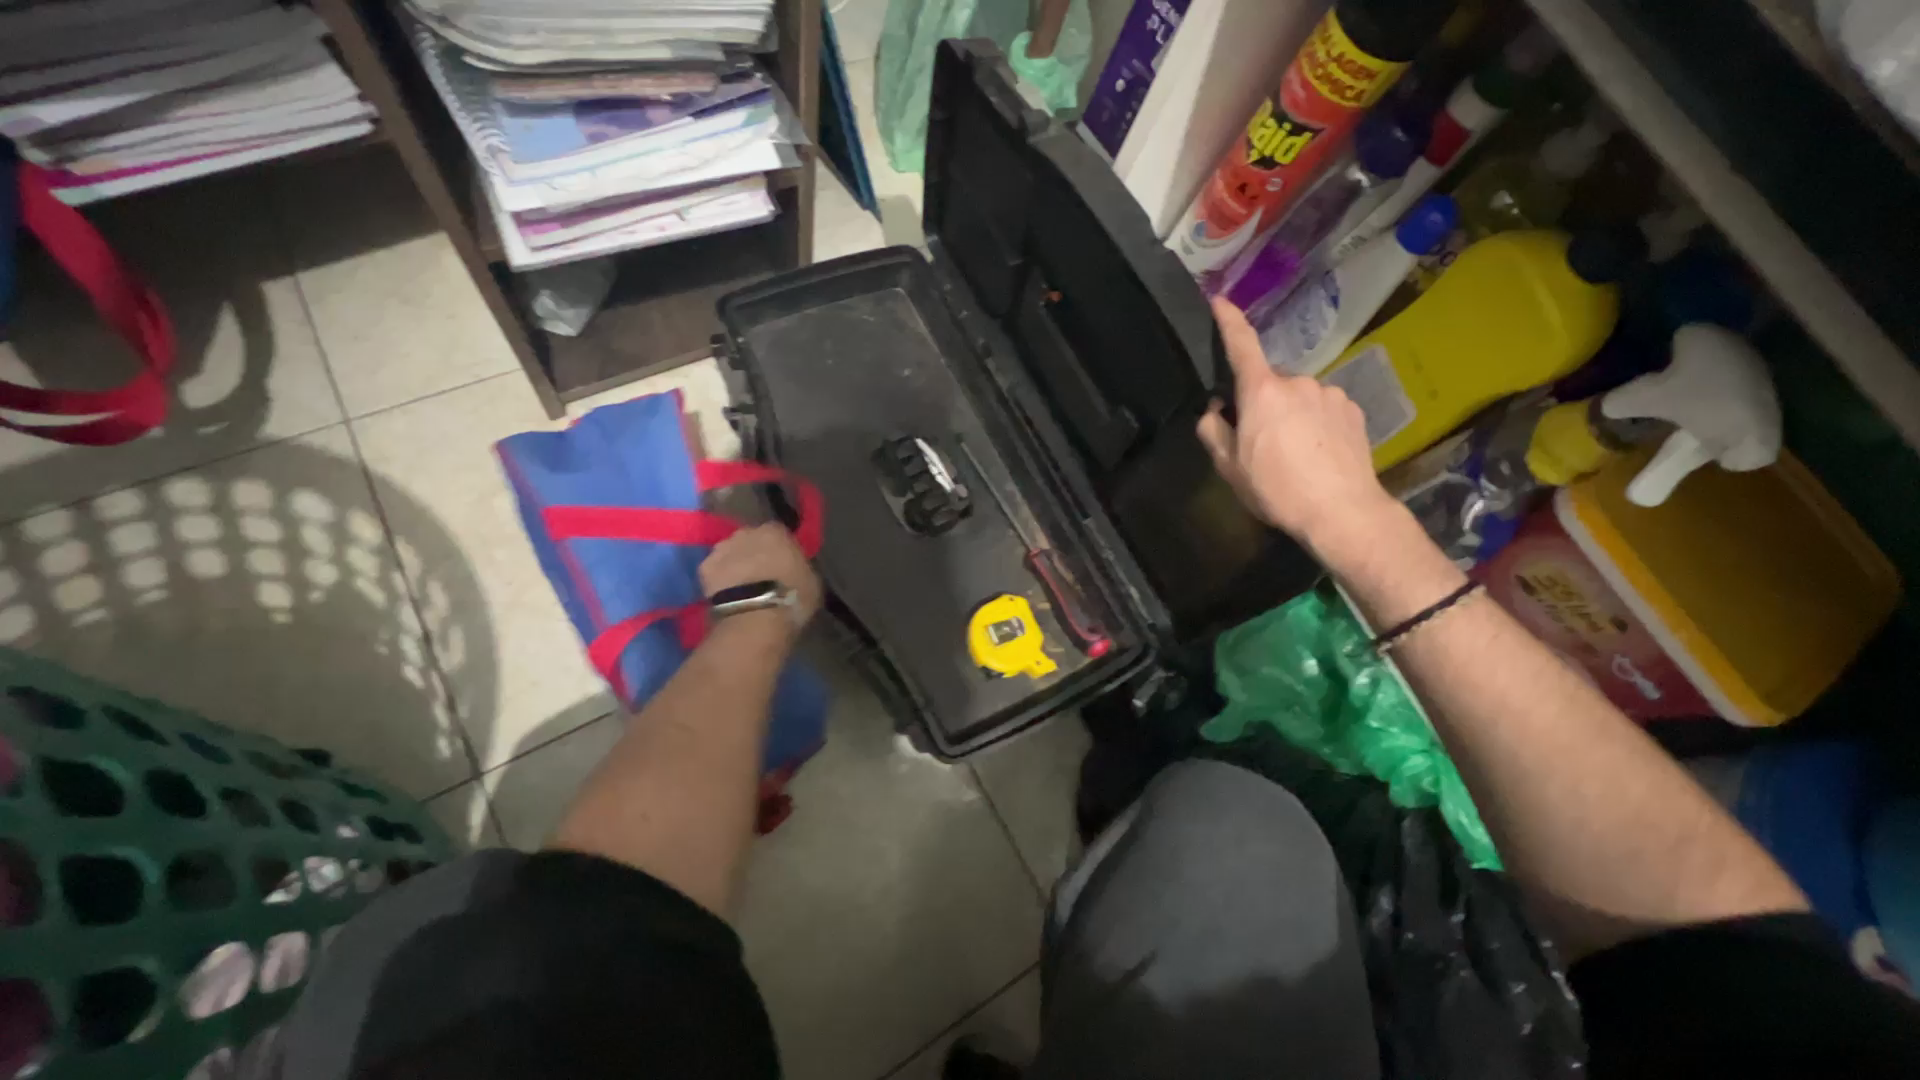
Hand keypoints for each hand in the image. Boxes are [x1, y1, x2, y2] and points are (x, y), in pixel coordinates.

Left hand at [699, 523, 822, 627]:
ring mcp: (722, 548)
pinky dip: (719, 579)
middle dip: (755, 554)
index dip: (780, 550)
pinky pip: (714, 570)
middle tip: (762, 575)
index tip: (783, 565)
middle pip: (751, 540)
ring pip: (730, 553)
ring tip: (743, 587)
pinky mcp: (704, 568)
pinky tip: (726, 595)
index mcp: (776, 531)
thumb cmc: (792, 596)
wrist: (756, 615)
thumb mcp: (812, 580)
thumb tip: (796, 568)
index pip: (779, 534)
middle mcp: (747, 532)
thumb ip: (801, 567)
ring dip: (735, 564)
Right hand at [1196, 297, 1403, 558]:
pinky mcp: (1353, 410)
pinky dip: (1316, 424)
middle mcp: (1298, 382)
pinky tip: (1318, 454)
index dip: (1228, 321)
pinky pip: (1324, 409)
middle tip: (1259, 443)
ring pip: (1299, 397)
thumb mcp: (1229, 467)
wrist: (1341, 512)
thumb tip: (1217, 409)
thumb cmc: (1277, 489)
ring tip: (1294, 455)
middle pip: (1270, 383)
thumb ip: (1213, 431)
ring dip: (1292, 415)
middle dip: (1262, 403)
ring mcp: (1330, 393)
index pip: (1241, 345)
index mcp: (1262, 391)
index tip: (1219, 300)